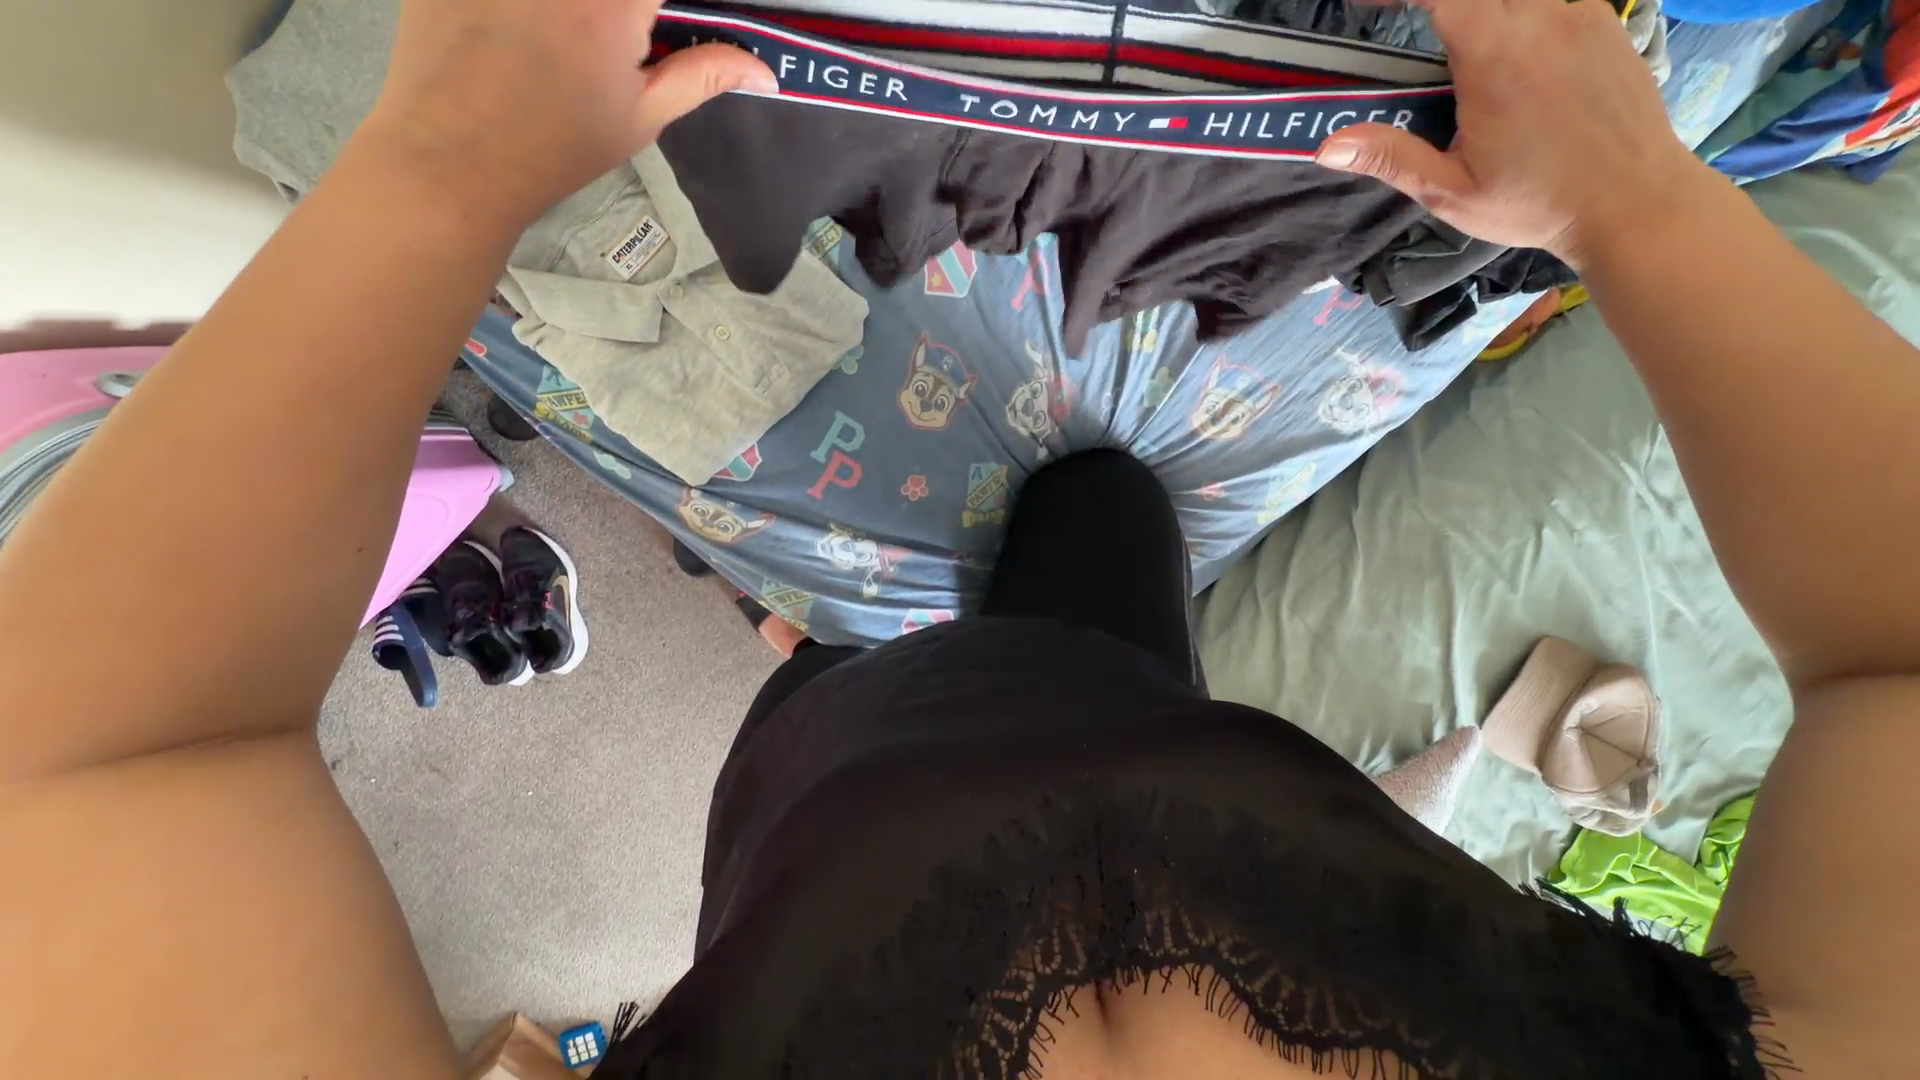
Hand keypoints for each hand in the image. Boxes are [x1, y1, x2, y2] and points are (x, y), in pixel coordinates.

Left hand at [357, 0, 775, 227]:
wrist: (451, 156)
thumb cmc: (557, 146)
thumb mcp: (640, 115)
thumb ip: (702, 75)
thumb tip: (763, 69)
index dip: (670, 5)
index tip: (666, 23)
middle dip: (633, 9)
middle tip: (630, 37)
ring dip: (587, 12)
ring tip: (572, 47)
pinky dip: (532, 6)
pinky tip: (524, 30)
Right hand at [1314, 0, 1713, 268]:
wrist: (1634, 201)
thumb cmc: (1534, 203)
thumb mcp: (1450, 192)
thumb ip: (1390, 158)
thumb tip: (1327, 147)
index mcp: (1498, 55)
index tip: (1365, 4)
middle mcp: (1544, 17)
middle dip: (1434, 1)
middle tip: (1399, 17)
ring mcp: (1581, 12)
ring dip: (1478, 10)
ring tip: (1450, 47)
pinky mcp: (1604, 21)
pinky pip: (1549, 0)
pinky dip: (1515, 13)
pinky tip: (1502, 51)